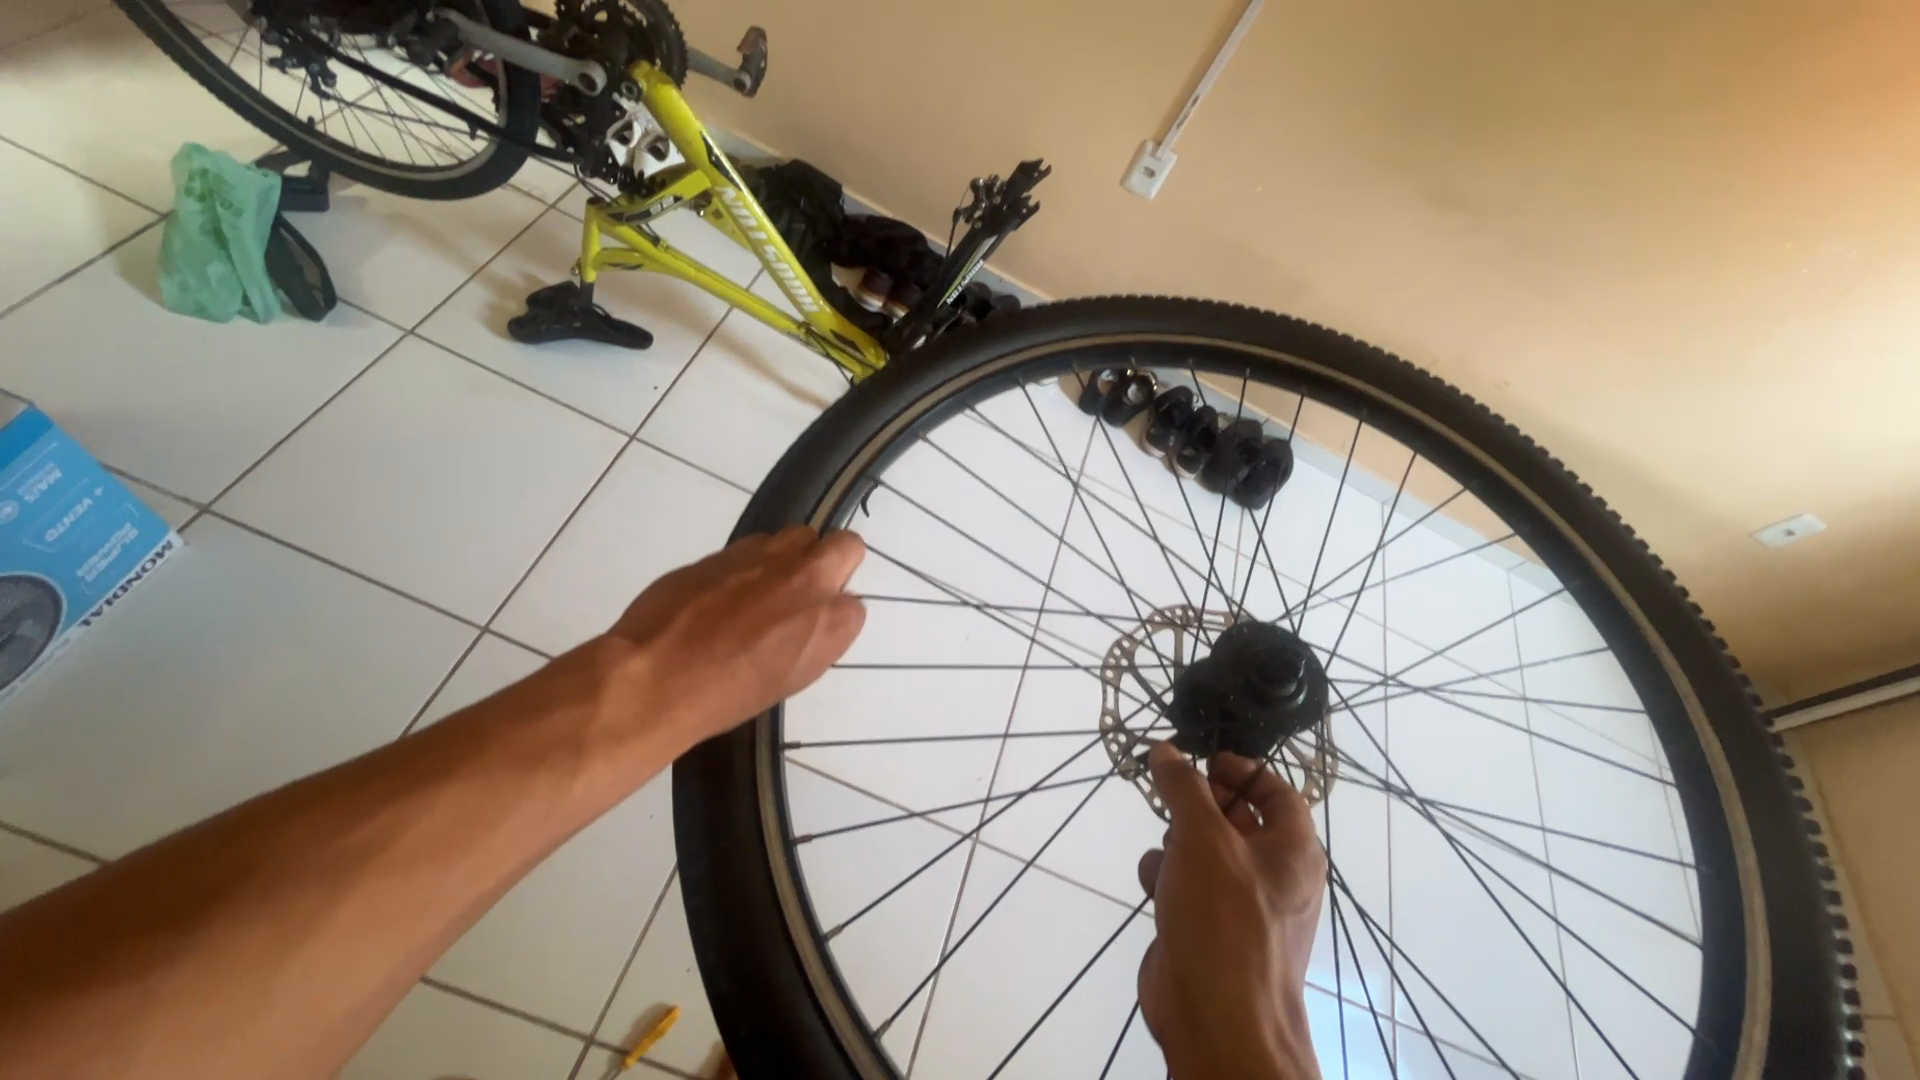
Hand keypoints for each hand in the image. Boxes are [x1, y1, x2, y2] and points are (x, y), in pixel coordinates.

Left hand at [606, 526, 866, 749]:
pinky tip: (725, 592)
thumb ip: (815, 638)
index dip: (833, 613)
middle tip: (804, 591)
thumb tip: (812, 619)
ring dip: (790, 557)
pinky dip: (750, 562)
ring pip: (798, 536)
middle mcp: (808, 579)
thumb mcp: (789, 678)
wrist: (657, 676)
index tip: (813, 627)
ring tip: (761, 590)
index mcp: (830, 621)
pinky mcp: (726, 550)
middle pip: (845, 546)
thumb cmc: (727, 696)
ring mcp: (766, 557)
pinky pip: (754, 545)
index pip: (855, 603)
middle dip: (832, 561)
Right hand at [1137, 744, 1325, 1079]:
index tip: (1203, 760)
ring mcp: (1243, 908)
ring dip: (1177, 845)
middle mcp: (1275, 877)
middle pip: (1237, 821)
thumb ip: (1183, 787)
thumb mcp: (1203, 836)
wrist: (1217, 1017)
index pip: (1278, 793)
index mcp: (1294, 852)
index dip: (1243, 770)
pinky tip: (1153, 885)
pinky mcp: (1211, 931)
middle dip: (1199, 808)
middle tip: (1171, 798)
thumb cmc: (1224, 916)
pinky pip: (1188, 887)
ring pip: (1206, 853)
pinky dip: (1168, 879)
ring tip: (1164, 851)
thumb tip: (1165, 750)